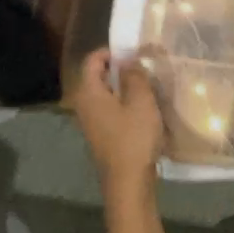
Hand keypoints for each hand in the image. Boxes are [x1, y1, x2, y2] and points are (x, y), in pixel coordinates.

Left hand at [73, 49, 165, 195]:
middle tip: (147, 69)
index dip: (112, 52)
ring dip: (125, 87)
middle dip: (121, 69)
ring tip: (150, 88)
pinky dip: (125, 104)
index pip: (92, 60)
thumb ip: (135, 76)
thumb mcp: (141, 101)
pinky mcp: (102, 134)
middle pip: (98, 77)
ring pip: (106, 94)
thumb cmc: (134, 137)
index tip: (136, 52)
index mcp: (89, 93)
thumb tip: (129, 59)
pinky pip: (111, 109)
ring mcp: (91, 122)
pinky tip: (145, 111)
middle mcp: (84, 105)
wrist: (127, 180)